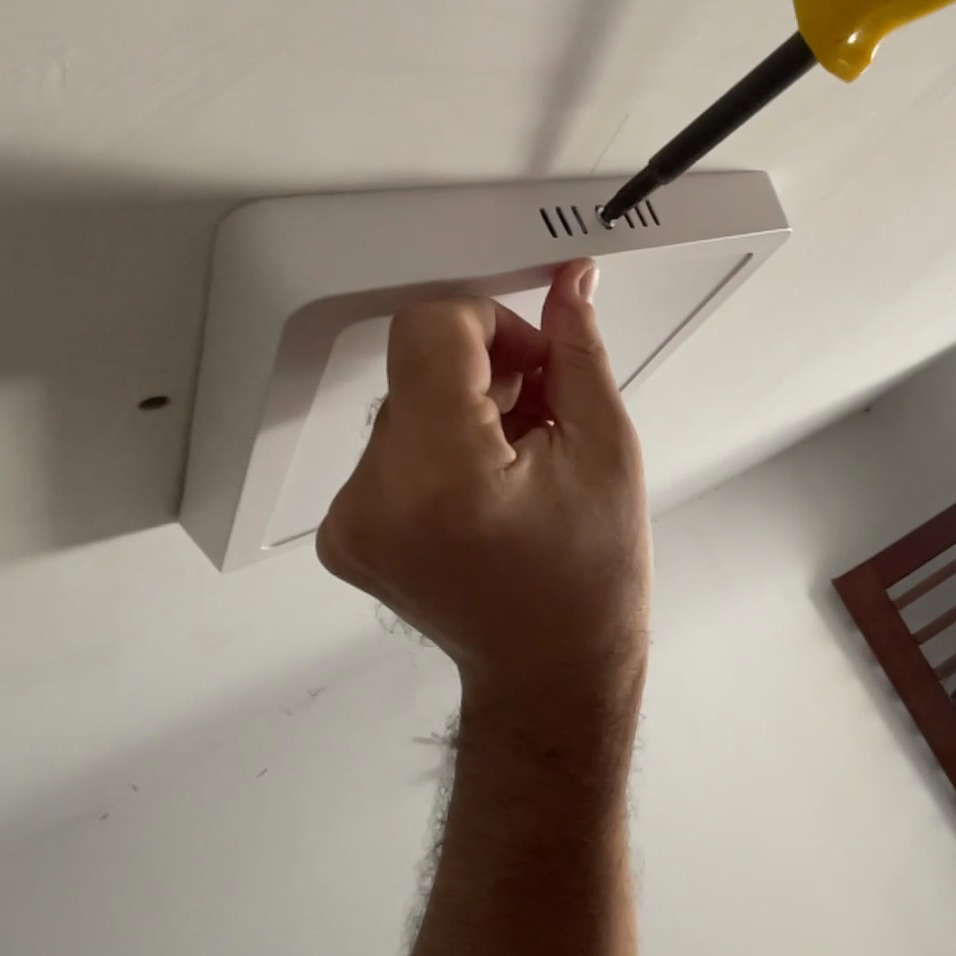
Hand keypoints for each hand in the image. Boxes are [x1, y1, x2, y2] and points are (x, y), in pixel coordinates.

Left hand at [318, 260, 651, 712]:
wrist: (553, 670)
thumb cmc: (590, 585)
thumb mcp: (606, 453)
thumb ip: (578, 356)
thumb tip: (570, 286)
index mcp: (443, 479)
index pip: (431, 330)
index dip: (492, 325)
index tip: (534, 360)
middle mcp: (376, 501)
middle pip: (416, 367)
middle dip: (486, 373)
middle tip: (544, 418)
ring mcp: (352, 522)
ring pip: (405, 405)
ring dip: (465, 409)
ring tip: (523, 461)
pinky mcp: (349, 533)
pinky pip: (392, 449)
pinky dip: (442, 446)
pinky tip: (491, 484)